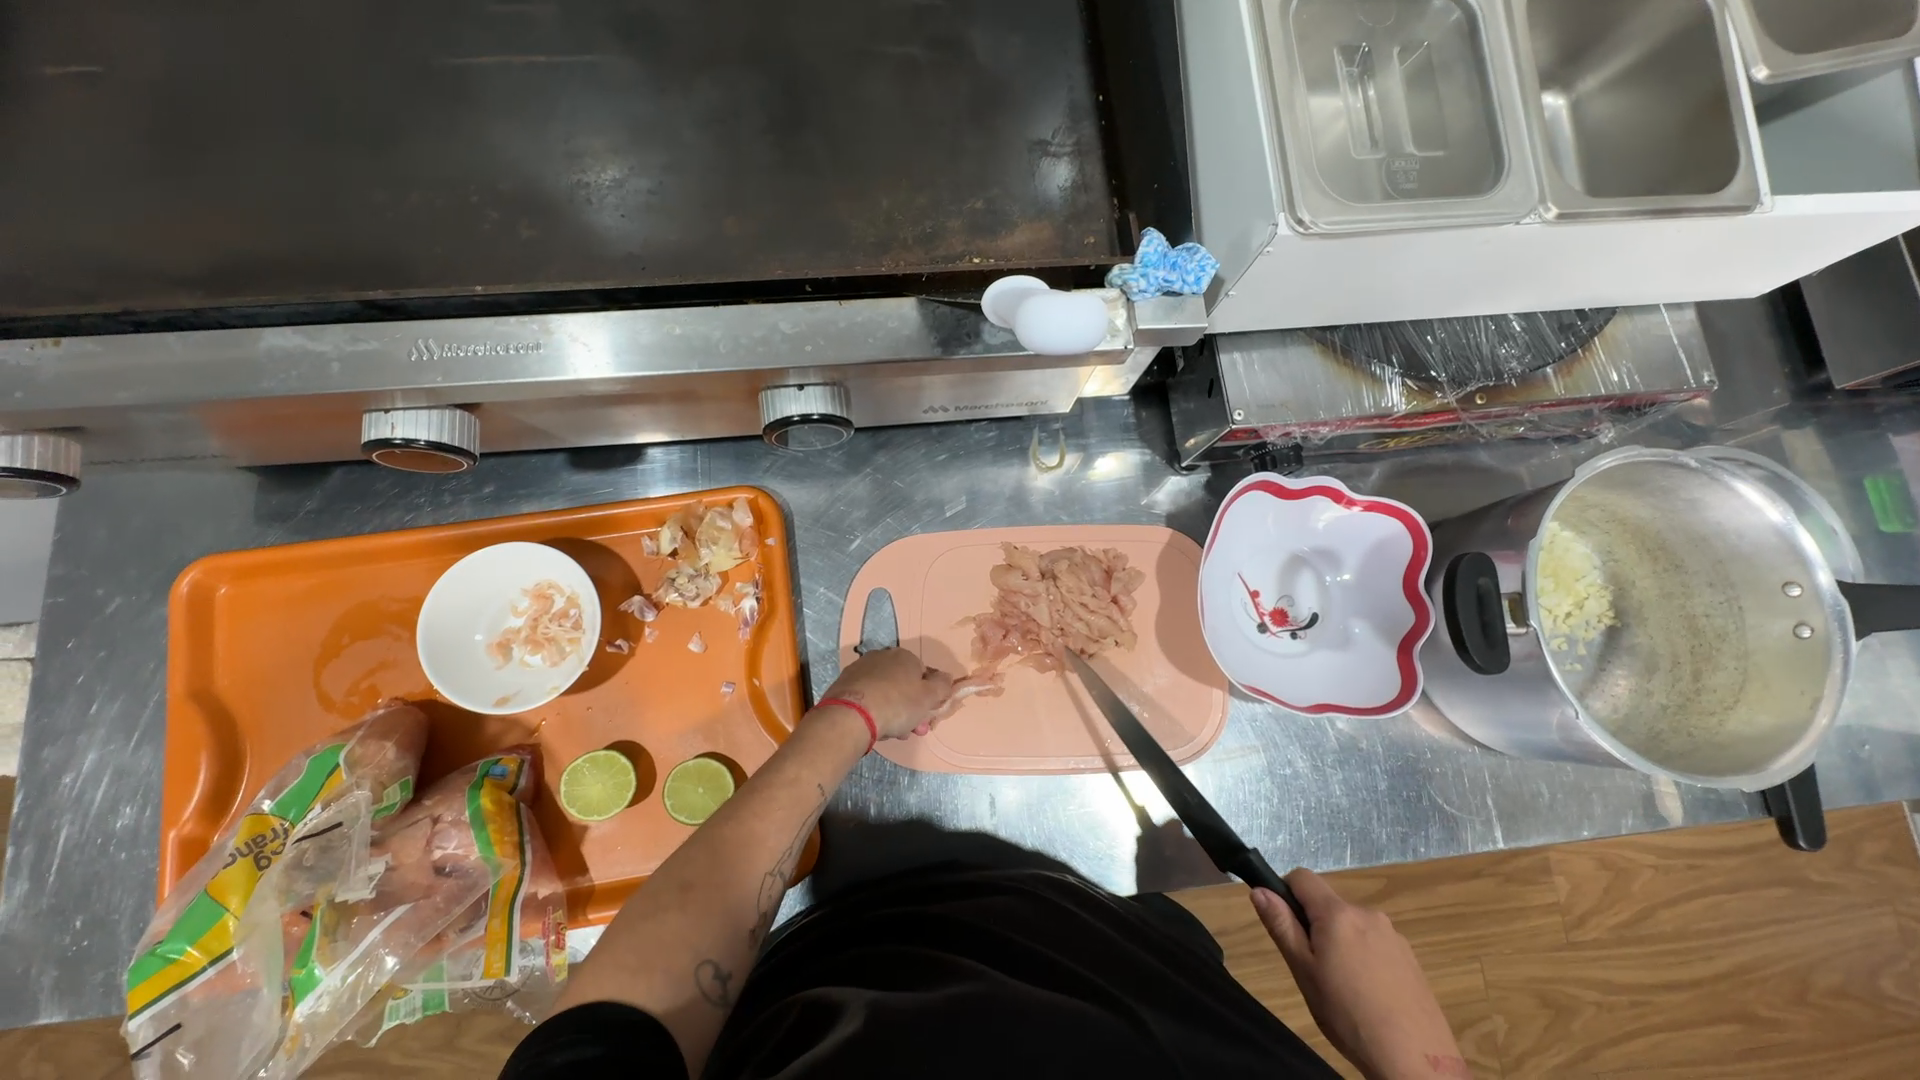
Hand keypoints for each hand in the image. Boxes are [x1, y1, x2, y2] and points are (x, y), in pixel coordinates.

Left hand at [818, 648, 955, 739]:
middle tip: (913, 731)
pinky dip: (874, 711)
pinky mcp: (843, 686)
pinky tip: (875, 727)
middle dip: (912, 710)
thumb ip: (942, 686)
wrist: (850, 716)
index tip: (928, 718)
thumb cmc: (896, 704)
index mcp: (904, 656)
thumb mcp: (929, 697)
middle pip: (903, 686)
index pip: (924, 675)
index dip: (929, 698)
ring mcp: (860, 670)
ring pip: (885, 694)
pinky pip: (867, 699)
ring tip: (894, 734)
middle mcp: (881, 657)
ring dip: (894, 714)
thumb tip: (946, 678)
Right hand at [1252, 869, 1468, 1079]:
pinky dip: (1363, 958)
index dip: (1285, 893)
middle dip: (1313, 926)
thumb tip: (1259, 890)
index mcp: (1338, 914)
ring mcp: (1394, 936)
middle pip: (1328, 904)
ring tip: (1342, 988)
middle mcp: (1368, 914)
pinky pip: (1374, 944)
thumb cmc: (1348, 1015)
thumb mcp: (1303, 972)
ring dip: (1339, 943)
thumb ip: (1281, 926)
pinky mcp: (1410, 958)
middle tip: (1312, 969)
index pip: (1302, 877)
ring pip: (1351, 926)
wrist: (1415, 1061)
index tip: (1284, 927)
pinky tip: (1368, 995)